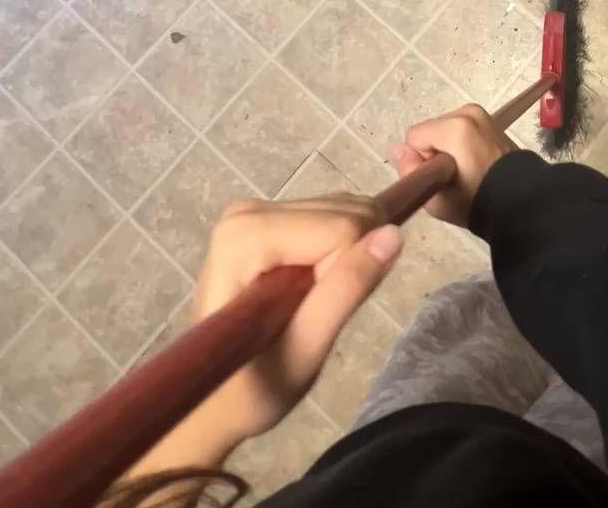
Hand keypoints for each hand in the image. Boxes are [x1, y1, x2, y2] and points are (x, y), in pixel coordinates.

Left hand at [185, 195, 402, 442]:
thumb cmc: (254, 388)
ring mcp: (259, 208)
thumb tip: (392, 235)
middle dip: (351, 259)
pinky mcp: (273, 213)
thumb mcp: (306, 353)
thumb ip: (346, 290)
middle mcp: (249, 210)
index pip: (343, 227)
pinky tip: (315, 281)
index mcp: (246, 237)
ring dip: (349, 254)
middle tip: (321, 308)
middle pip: (346, 212)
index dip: (348, 272)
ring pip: (348, 210)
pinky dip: (342, 248)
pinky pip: (338, 213)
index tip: (321, 313)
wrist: (215, 400)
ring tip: (315, 298)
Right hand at [387, 103, 516, 226]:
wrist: (521, 202)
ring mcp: (481, 114)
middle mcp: (468, 112)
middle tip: (451, 177)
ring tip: (464, 172)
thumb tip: (395, 148)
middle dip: (433, 152)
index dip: (420, 160)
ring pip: (444, 129)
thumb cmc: (476, 202)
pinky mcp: (489, 120)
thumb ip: (410, 170)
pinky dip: (460, 144)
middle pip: (430, 130)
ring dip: (447, 148)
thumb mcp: (435, 197)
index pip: (414, 136)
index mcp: (455, 127)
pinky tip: (473, 163)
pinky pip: (460, 129)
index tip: (437, 178)